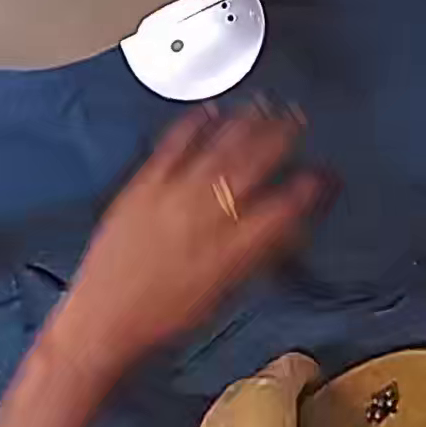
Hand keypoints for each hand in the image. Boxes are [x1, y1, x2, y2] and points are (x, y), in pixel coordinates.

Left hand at [48, 103, 327, 379]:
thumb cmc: (166, 317)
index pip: (284, 207)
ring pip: (218, 148)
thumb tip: (290, 228)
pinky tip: (211, 109)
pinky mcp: (144, 185)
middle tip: (297, 117)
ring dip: (245, 123)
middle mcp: (206, 217)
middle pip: (253, 165)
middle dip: (282, 136)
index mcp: (232, 249)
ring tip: (263, 104)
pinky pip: (173, 146)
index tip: (323, 173)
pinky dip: (195, 124)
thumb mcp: (224, 292)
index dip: (310, 186)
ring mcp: (173, 196)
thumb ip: (260, 254)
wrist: (102, 322)